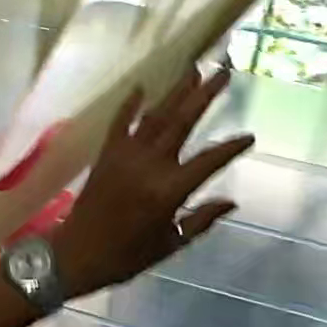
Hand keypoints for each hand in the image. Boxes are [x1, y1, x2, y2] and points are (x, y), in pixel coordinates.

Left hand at [52, 64, 254, 296]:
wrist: (76, 255)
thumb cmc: (127, 256)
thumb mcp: (171, 245)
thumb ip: (202, 220)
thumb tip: (232, 201)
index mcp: (168, 190)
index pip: (209, 161)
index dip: (231, 148)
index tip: (250, 137)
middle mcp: (149, 165)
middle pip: (182, 122)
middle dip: (204, 95)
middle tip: (223, 72)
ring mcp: (125, 155)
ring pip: (156, 115)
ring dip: (175, 91)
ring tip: (193, 69)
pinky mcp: (106, 153)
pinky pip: (120, 122)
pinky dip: (130, 104)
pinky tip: (142, 86)